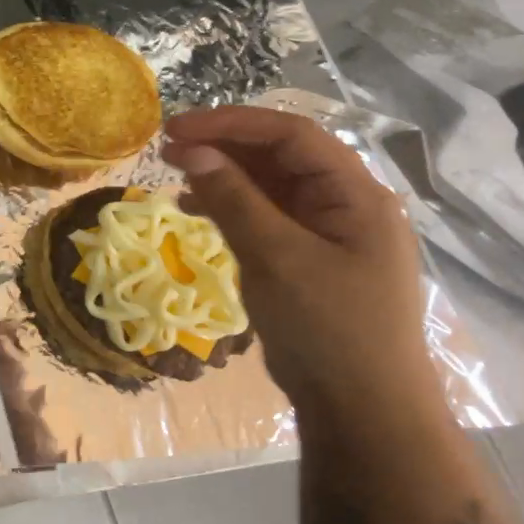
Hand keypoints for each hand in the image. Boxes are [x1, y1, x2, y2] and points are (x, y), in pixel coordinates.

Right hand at [162, 107, 435, 415]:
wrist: (359, 401)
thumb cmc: (327, 324)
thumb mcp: (276, 256)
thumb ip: (233, 199)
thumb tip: (190, 151)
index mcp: (356, 196)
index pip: (293, 135)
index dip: (232, 123)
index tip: (174, 128)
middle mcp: (345, 204)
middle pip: (280, 154)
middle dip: (223, 143)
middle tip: (164, 145)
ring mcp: (326, 231)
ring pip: (268, 182)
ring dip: (220, 170)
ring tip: (170, 168)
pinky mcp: (304, 255)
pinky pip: (261, 212)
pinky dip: (225, 201)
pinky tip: (190, 206)